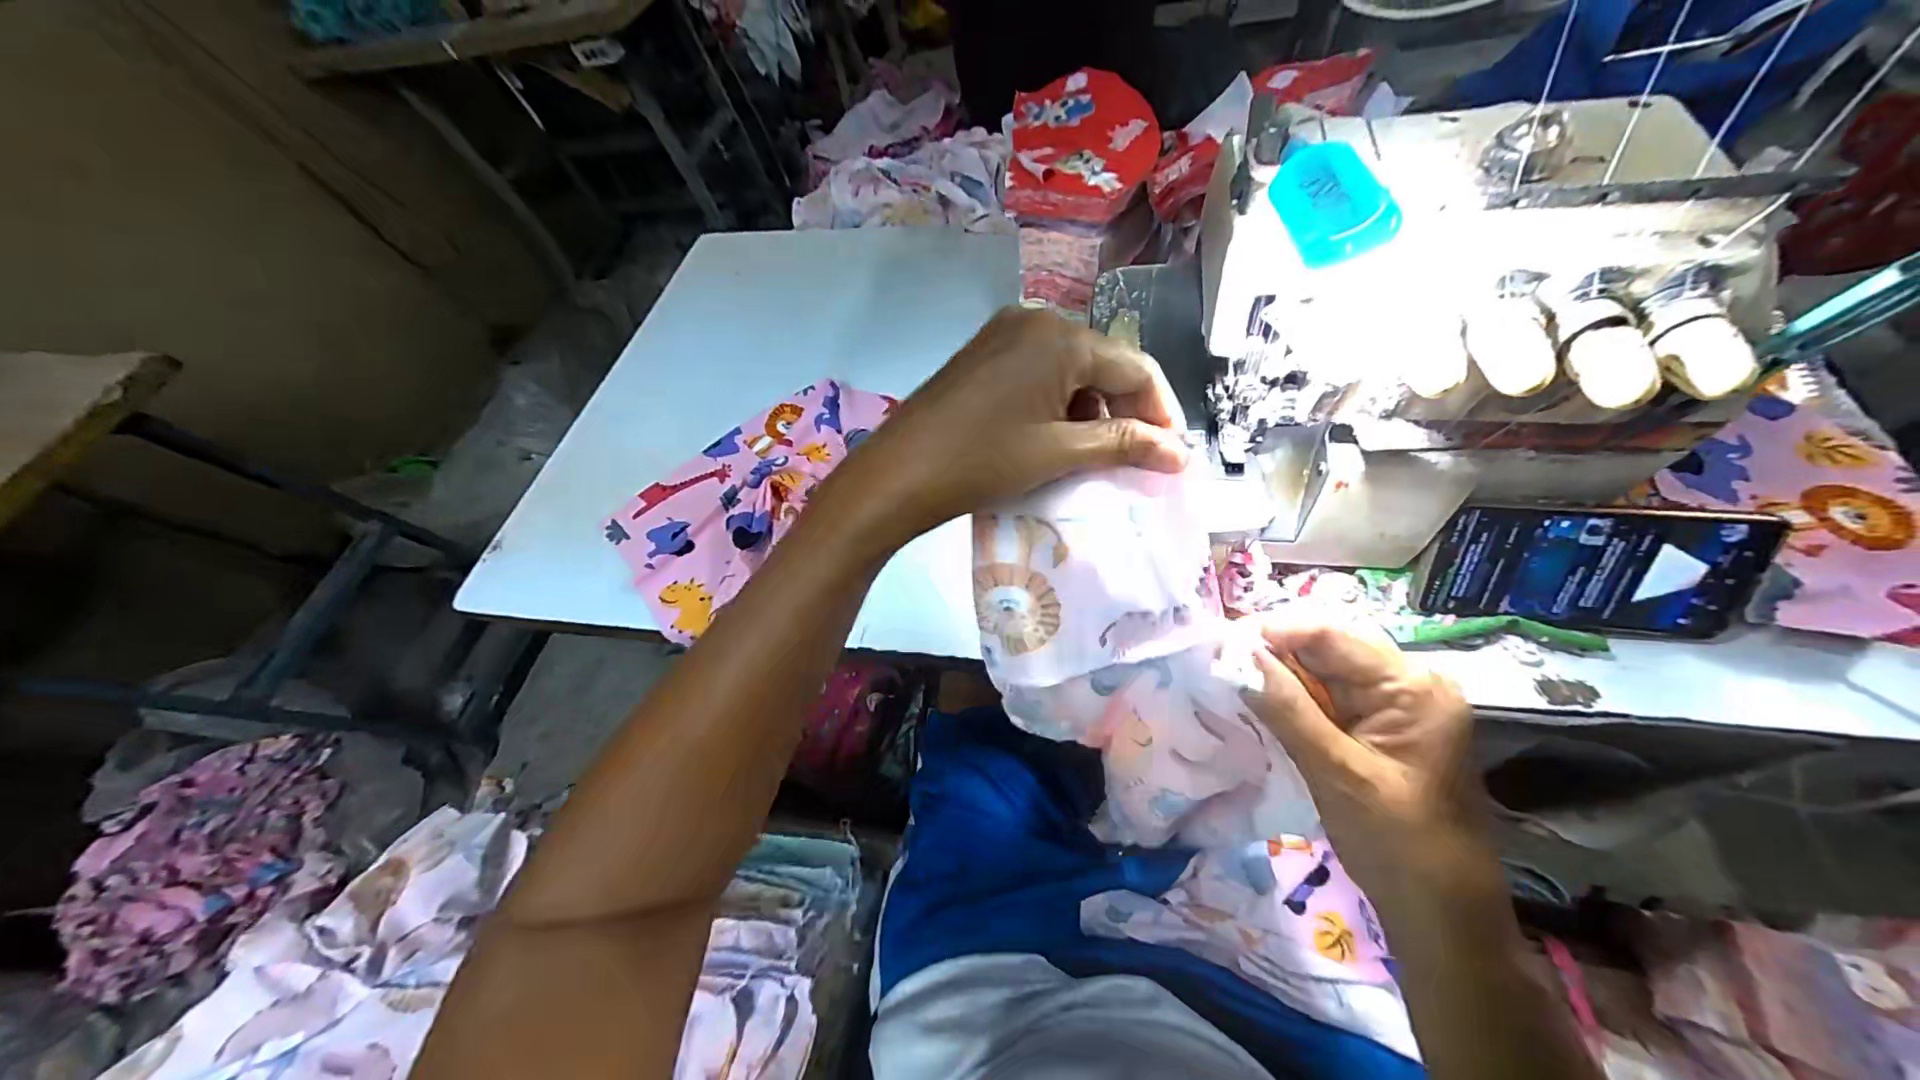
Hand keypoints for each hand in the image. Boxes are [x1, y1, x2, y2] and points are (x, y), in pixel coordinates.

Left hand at [827, 306, 1188, 546]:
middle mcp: (1035, 320)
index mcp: (1061, 336)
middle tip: (1139, 457)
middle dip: (1126, 410)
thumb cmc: (983, 461)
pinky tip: (1056, 435)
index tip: (1173, 454)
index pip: (1135, 366)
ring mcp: (1004, 333)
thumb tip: (1182, 454)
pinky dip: (1058, 401)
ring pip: (1071, 368)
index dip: (1161, 411)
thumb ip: (1124, 445)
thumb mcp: (1059, 452)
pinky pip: (1039, 371)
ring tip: (1096, 453)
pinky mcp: (983, 353)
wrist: (898, 473)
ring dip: (1092, 408)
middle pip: (1103, 362)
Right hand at [1242, 621, 1497, 916]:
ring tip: (1234, 681)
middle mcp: (1410, 682)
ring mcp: (1398, 704)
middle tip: (1223, 664)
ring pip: (1325, 669)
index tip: (1221, 645)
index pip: (1332, 634)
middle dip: (1274, 652)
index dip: (1273, 631)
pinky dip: (1296, 698)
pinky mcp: (1384, 726)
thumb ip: (1286, 708)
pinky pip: (1331, 695)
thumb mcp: (1334, 772)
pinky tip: (1264, 704)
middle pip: (1328, 646)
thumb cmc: (1397, 844)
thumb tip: (1235, 655)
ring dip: (1281, 675)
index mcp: (1413, 686)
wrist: (1443, 914)